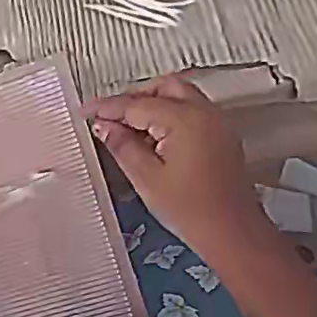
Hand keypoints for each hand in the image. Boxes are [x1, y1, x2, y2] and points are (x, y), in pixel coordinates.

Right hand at [84, 75, 270, 252]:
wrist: (229, 229)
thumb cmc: (189, 208)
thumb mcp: (145, 177)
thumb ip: (122, 146)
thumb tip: (105, 127)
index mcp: (184, 120)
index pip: (137, 104)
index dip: (107, 107)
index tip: (87, 111)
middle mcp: (204, 113)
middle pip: (163, 87)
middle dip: (132, 97)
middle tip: (107, 117)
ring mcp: (216, 122)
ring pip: (179, 95)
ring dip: (151, 104)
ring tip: (126, 130)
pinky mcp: (219, 134)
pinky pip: (190, 110)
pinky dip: (167, 114)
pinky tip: (150, 139)